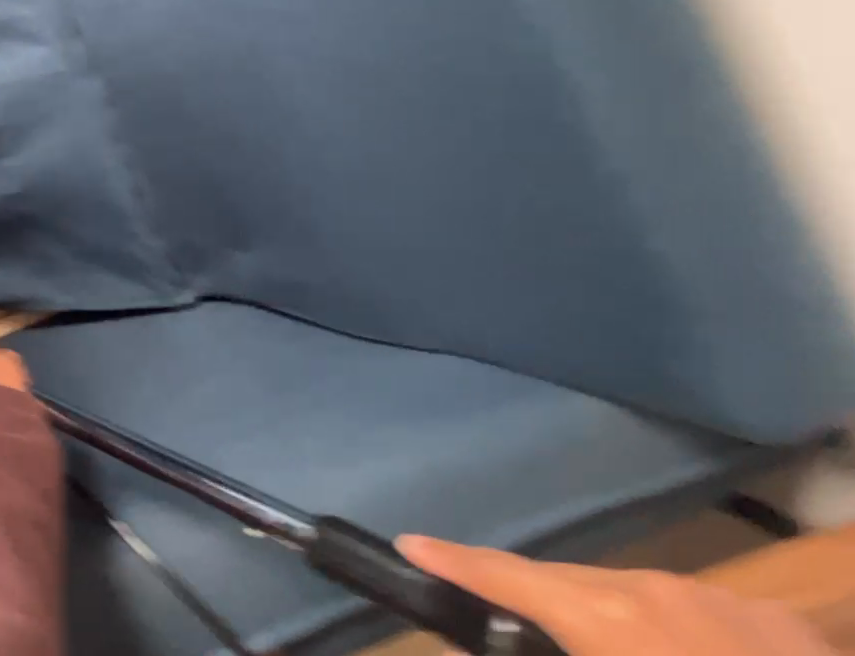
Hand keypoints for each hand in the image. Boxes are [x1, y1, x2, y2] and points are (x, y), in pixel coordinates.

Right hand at [397, 534, 835, 655]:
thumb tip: (466, 651)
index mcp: (605, 616)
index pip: (507, 575)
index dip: (453, 559)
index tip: (408, 542)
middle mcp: (652, 589)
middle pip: (567, 582)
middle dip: (534, 597)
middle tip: (512, 625)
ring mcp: (719, 599)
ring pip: (632, 594)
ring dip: (607, 617)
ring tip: (609, 651)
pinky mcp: (780, 621)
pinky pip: (698, 611)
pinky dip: (675, 631)